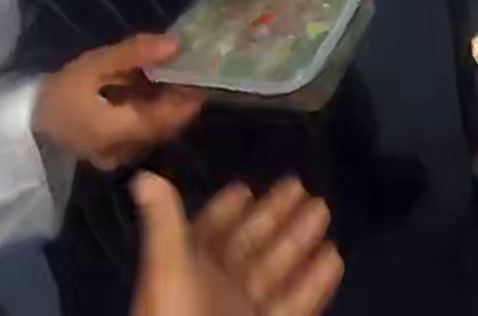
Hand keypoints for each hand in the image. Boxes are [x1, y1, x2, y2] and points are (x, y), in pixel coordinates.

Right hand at [35, 35, 203, 169]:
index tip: (209, 69)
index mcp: (115, 132)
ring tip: (181, 72)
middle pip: (170, 123)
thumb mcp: (96, 64)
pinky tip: (159, 89)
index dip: (193, 94)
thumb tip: (178, 43)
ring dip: (174, 102)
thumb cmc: (62, 90)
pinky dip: (159, 110)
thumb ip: (136, 53)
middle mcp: (123, 151)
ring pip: (162, 128)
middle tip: (199, 66)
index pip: (170, 118)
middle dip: (186, 95)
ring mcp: (120, 156)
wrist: (25, 121)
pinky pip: (149, 132)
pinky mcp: (118, 152)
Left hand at [131, 173, 343, 315]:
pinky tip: (334, 258)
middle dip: (273, 215)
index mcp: (187, 274)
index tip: (245, 188)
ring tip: (323, 209)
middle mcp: (215, 291)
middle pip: (248, 246)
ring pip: (275, 270)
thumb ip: (165, 223)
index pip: (208, 235)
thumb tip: (142, 175)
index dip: (225, 212)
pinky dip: (315, 282)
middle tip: (299, 184)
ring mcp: (243, 313)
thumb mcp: (167, 272)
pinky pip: (296, 304)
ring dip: (299, 240)